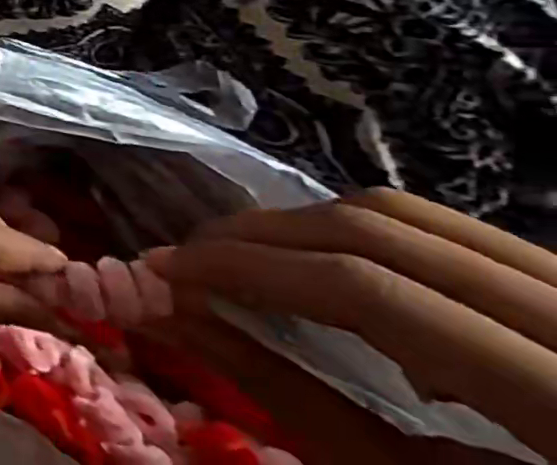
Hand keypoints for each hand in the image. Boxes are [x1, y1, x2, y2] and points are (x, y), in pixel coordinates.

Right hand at [144, 189, 556, 463]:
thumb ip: (289, 394)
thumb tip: (170, 313)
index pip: (367, 290)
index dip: (250, 267)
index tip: (165, 268)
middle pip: (379, 230)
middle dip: (261, 235)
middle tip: (190, 256)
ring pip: (408, 215)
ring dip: (302, 226)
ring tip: (245, 258)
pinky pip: (445, 230)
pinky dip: (362, 237)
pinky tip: (331, 276)